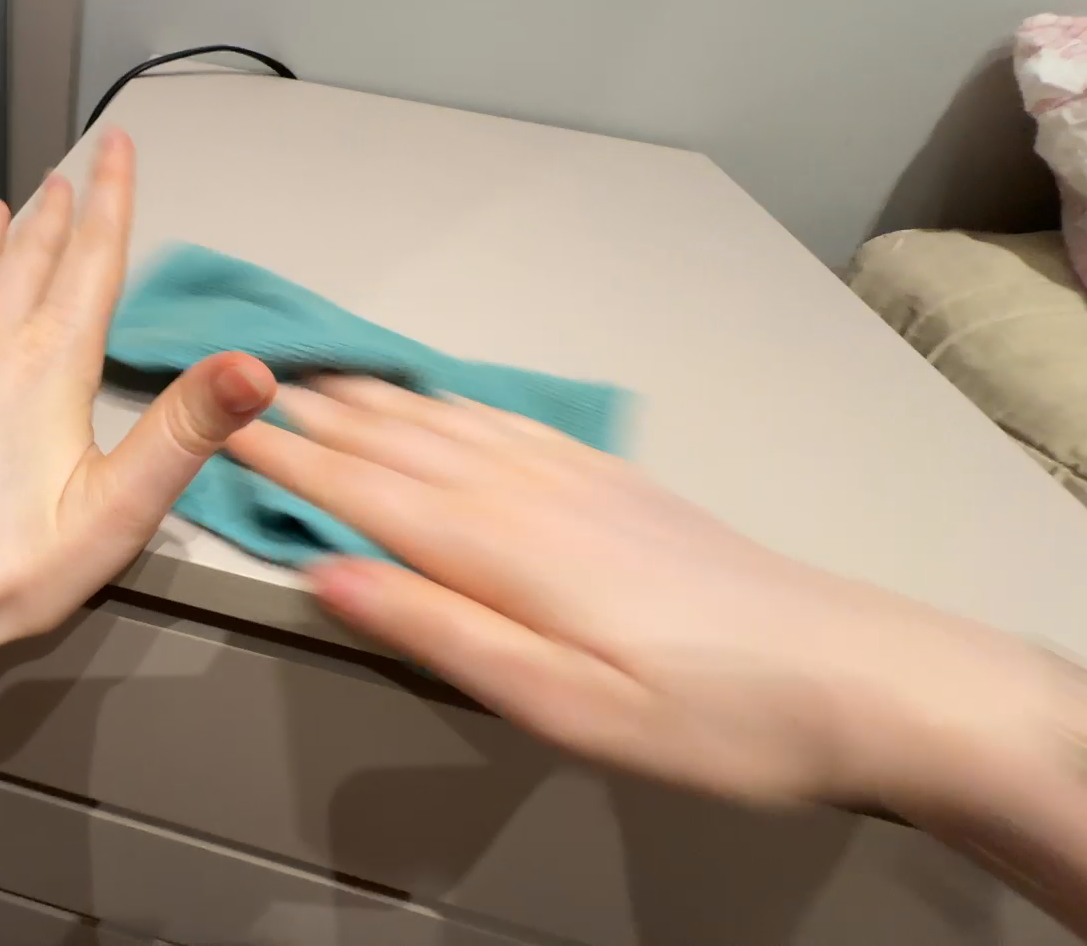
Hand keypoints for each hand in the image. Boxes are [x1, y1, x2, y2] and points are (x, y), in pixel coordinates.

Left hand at [0, 131, 275, 702]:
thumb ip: (185, 430)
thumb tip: (252, 369)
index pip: (92, 259)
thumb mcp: (119, 509)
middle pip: (28, 258)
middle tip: (67, 175)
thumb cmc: (4, 570)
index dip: (112, 200)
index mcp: (47, 365)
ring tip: (1, 205)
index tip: (117, 150)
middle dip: (55, 212)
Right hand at [228, 376, 1053, 809]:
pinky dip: (443, 399)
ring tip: (316, 379)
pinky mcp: (599, 474)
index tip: (229, 428)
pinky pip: (498, 417)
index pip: (355, 488)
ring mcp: (561, 474)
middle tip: (252, 389)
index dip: (284, 458)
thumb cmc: (707, 712)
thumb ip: (438, 631)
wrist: (863, 672)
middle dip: (310, 416)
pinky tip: (429, 395)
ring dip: (366, 399)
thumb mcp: (560, 704)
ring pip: (435, 420)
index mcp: (491, 545)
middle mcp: (514, 491)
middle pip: (386, 442)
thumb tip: (330, 576)